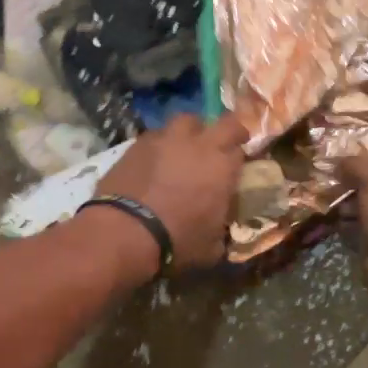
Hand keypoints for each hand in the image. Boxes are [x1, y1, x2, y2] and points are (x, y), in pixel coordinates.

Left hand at [96, 115, 250, 269]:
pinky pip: (157, 134)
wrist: (125, 231)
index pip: (242, 150)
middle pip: (225, 121)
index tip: (237, 167)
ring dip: (192, 130)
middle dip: (229, 130)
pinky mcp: (139, 143)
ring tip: (186, 145)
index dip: (240, 157)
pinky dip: (162, 143)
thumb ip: (220, 231)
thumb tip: (220, 233)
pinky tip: (156, 158)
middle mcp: (200, 145)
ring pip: (187, 119)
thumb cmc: (176, 241)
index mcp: (223, 168)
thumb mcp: (210, 247)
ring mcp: (167, 139)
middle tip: (225, 142)